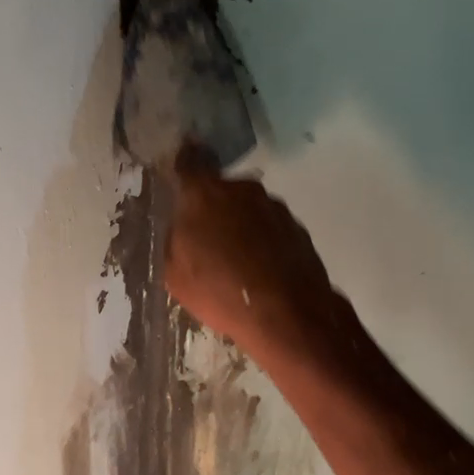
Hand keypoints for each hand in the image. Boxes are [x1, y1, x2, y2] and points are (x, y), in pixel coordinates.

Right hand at [164, 149, 342, 364]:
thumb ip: (175, 241)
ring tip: (237, 261)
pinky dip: (264, 242)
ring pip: (249, 209)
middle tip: (208, 239)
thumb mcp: (175, 273)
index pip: (191, 162)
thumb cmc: (220, 290)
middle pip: (222, 190)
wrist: (287, 314)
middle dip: (214, 207)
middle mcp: (242, 191)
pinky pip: (270, 229)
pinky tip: (261, 270)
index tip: (183, 160)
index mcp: (205, 195)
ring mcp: (275, 208)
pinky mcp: (298, 229)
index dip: (185, 160)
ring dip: (242, 226)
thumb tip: (184, 230)